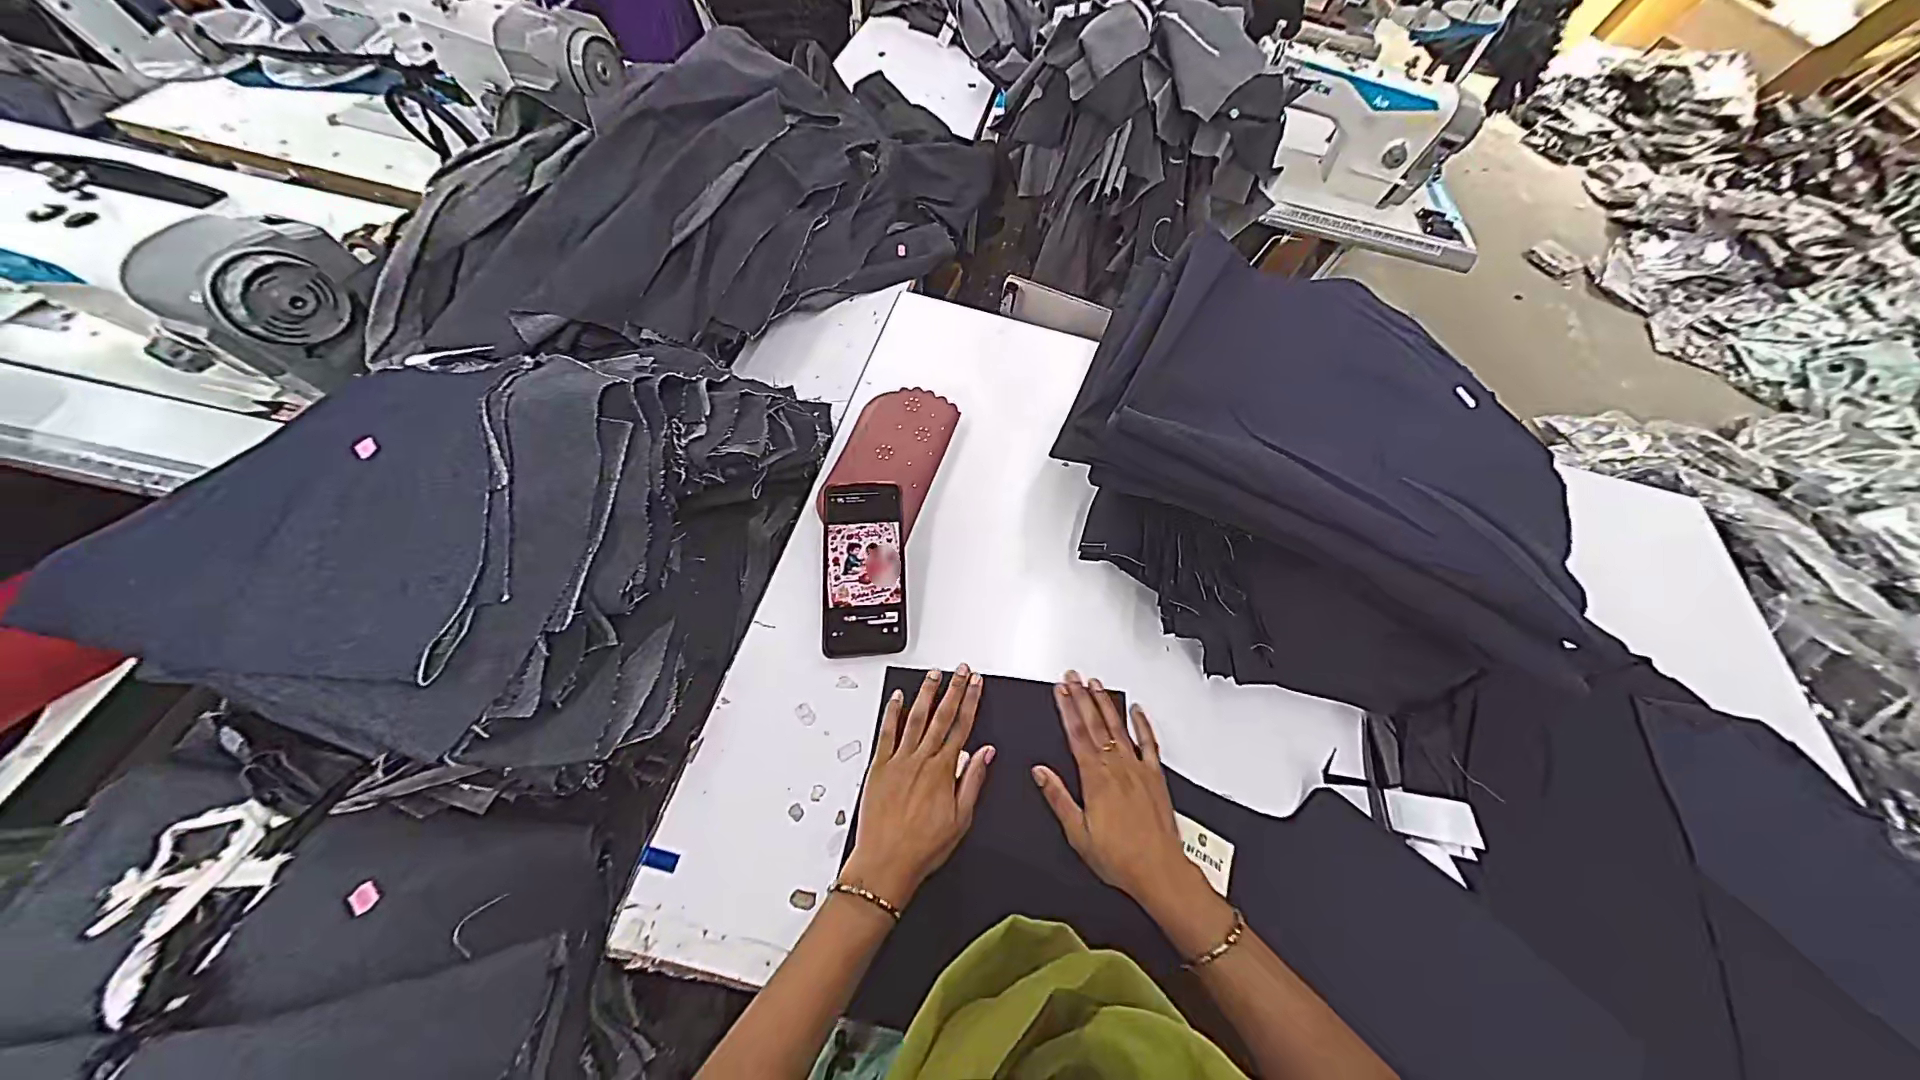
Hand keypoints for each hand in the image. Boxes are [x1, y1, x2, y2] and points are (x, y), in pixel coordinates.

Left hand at [841, 666, 993, 908]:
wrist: (886, 863)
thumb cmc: (922, 847)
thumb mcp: (961, 818)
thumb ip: (972, 780)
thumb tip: (985, 753)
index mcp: (943, 771)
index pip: (962, 726)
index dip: (970, 701)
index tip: (975, 684)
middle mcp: (921, 760)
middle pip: (941, 716)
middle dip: (953, 689)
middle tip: (960, 670)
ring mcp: (899, 761)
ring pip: (916, 718)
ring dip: (927, 693)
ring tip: (934, 674)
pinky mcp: (879, 767)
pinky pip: (887, 732)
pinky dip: (892, 713)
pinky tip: (897, 698)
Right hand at [1033, 671, 1231, 953]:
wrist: (1159, 870)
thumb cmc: (1119, 857)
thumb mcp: (1077, 833)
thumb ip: (1058, 797)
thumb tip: (1041, 773)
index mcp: (1095, 779)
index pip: (1077, 733)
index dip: (1067, 709)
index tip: (1060, 691)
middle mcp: (1117, 768)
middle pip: (1095, 724)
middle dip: (1082, 697)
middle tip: (1073, 677)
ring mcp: (1138, 770)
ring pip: (1118, 727)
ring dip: (1106, 704)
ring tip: (1096, 685)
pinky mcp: (1155, 778)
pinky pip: (1148, 744)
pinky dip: (1142, 725)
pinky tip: (1137, 711)